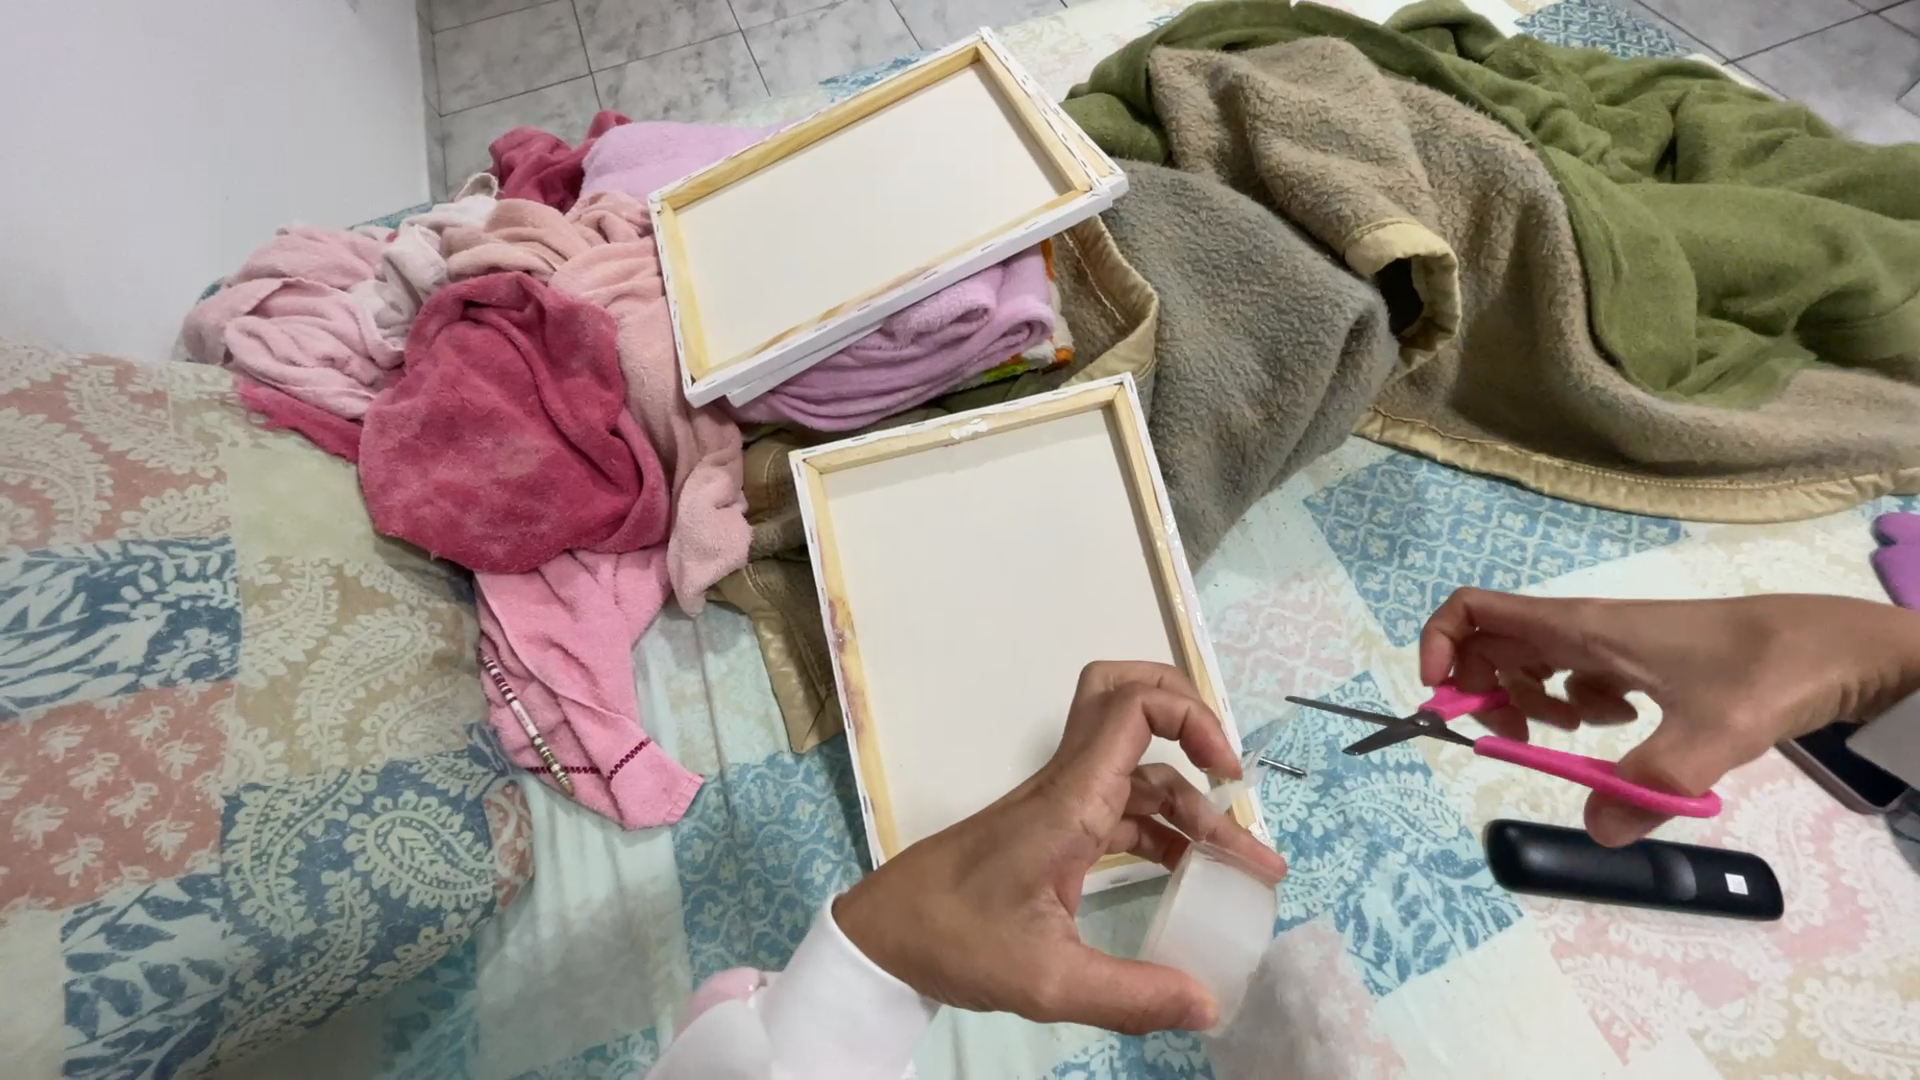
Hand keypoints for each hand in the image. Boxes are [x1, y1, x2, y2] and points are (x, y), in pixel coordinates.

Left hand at [832, 661, 1286, 1034]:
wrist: (892, 930)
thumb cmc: (957, 938)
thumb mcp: (1046, 980)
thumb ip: (1131, 996)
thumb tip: (1209, 1005)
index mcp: (1071, 797)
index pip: (1130, 706)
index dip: (1189, 715)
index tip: (1228, 774)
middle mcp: (1072, 784)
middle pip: (1127, 699)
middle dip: (1187, 714)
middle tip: (1230, 772)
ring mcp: (1066, 803)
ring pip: (1140, 768)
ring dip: (1194, 802)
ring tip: (1248, 865)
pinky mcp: (1062, 828)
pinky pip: (1127, 810)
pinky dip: (1168, 831)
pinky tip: (1195, 875)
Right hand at [1420, 589, 1919, 845]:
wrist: (1852, 647)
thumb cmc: (1770, 668)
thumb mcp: (1714, 731)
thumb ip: (1649, 783)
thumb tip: (1593, 832)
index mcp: (1573, 626)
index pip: (1470, 610)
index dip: (1437, 642)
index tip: (1442, 693)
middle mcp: (1573, 628)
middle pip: (1488, 647)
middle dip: (1482, 693)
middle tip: (1511, 738)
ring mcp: (1599, 642)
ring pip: (1525, 665)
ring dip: (1526, 702)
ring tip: (1571, 735)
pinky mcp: (1625, 659)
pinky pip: (1567, 676)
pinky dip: (1570, 704)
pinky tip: (1618, 725)